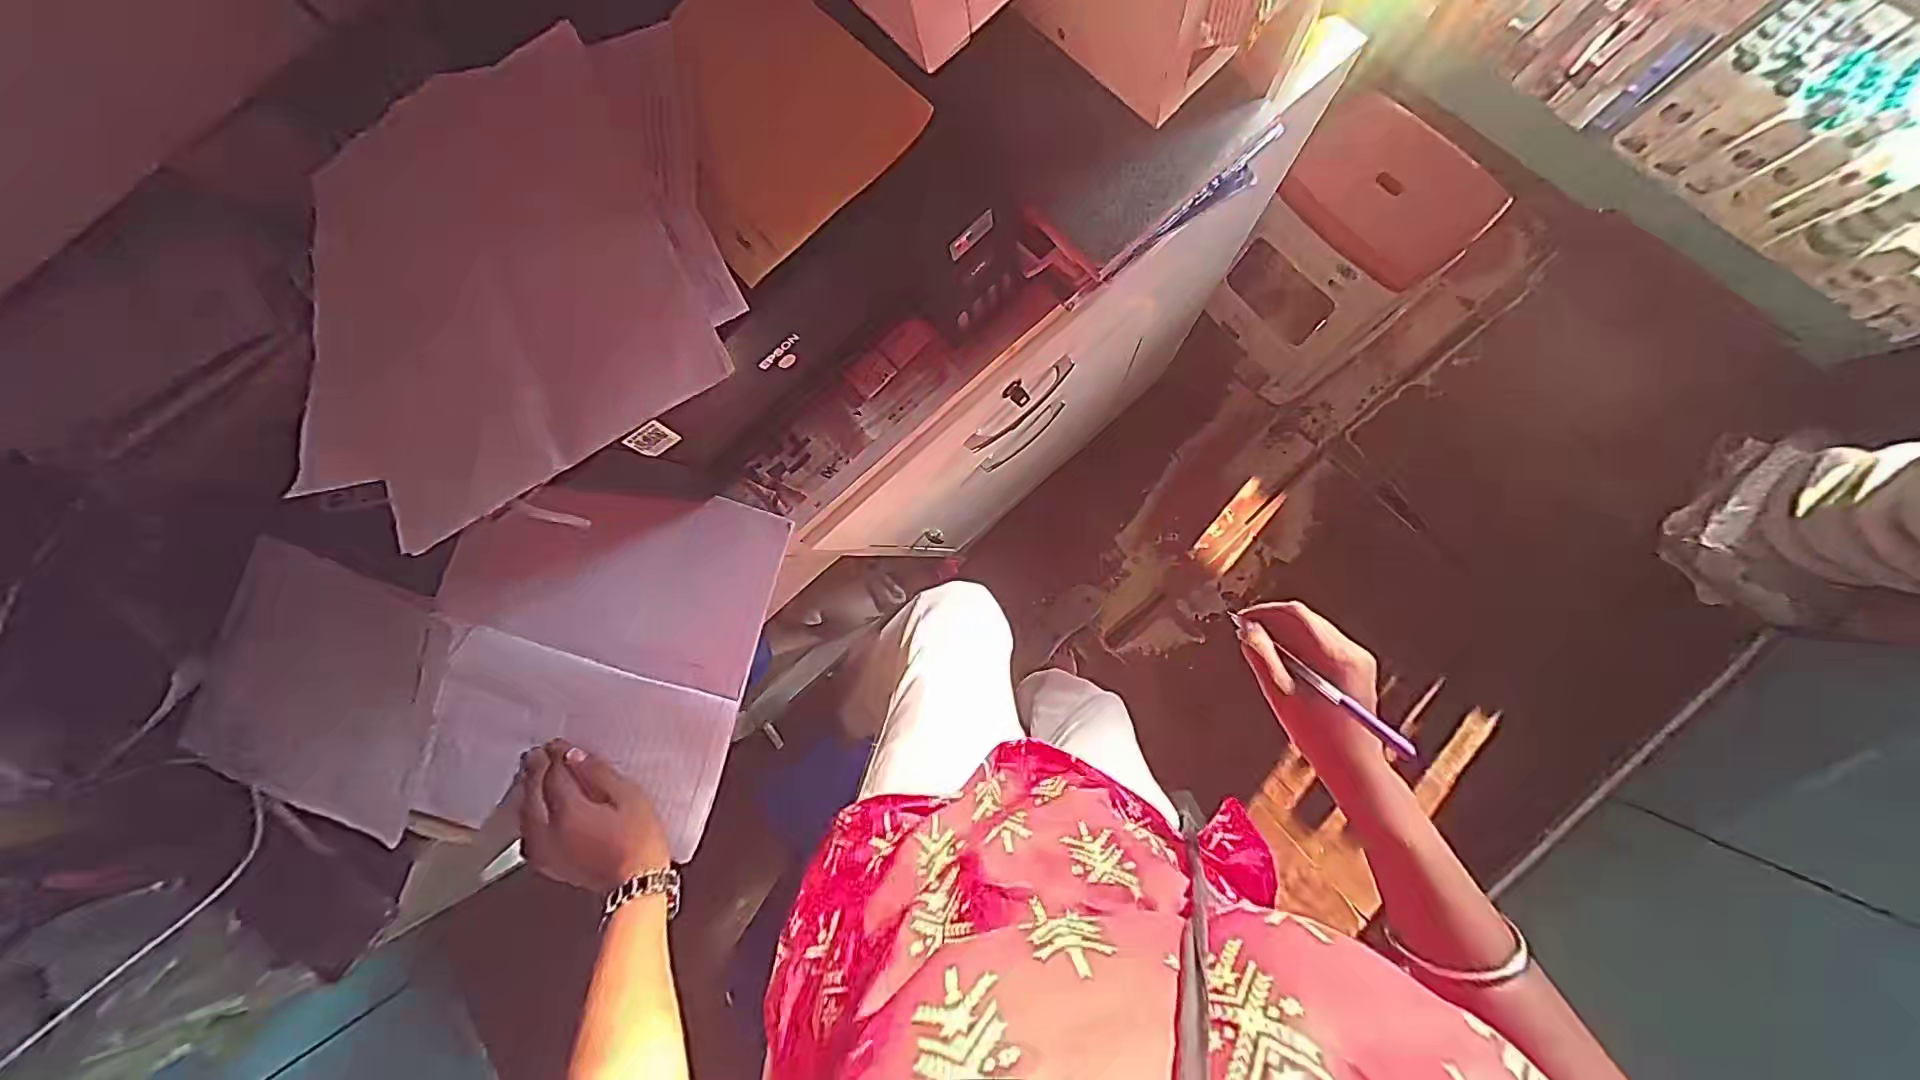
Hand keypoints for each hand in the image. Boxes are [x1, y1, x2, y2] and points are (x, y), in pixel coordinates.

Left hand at [515, 739, 670, 891]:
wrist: (636, 883)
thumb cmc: (639, 839)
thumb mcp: (630, 797)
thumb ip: (600, 774)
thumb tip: (576, 757)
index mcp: (570, 812)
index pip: (555, 775)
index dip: (556, 755)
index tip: (558, 744)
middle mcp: (549, 831)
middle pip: (533, 793)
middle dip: (535, 770)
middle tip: (539, 753)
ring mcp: (544, 850)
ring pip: (524, 814)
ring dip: (527, 791)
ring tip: (533, 775)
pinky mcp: (547, 863)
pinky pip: (527, 832)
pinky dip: (527, 814)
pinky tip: (533, 809)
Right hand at [1235, 602, 1388, 775]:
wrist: (1353, 763)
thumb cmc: (1318, 735)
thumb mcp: (1282, 694)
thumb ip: (1262, 657)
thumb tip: (1246, 630)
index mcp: (1335, 657)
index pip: (1295, 614)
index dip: (1264, 612)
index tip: (1242, 620)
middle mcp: (1351, 652)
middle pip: (1306, 618)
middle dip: (1273, 620)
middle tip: (1246, 632)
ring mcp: (1358, 659)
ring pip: (1313, 628)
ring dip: (1285, 632)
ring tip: (1261, 648)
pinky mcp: (1357, 666)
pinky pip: (1323, 643)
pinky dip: (1300, 644)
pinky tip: (1283, 660)